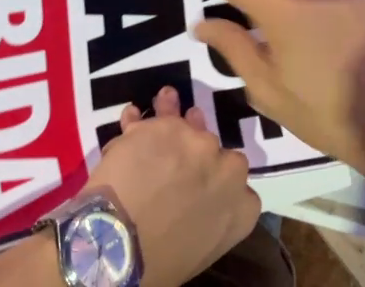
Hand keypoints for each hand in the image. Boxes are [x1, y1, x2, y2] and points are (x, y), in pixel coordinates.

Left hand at [86, 86, 258, 286]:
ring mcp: (195, 141)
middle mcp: (226, 166)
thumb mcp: (200, 248)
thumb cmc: (161, 262)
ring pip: (185, 122)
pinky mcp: (162, 126)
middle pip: (212, 148)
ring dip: (173, 116)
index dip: (219, 177)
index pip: (238, 180)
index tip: (202, 183)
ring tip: (164, 103)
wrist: (122, 246)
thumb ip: (209, 213)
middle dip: (196, 151)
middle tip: (177, 158)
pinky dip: (140, 120)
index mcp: (242, 204)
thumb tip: (195, 200)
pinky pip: (150, 120)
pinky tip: (133, 116)